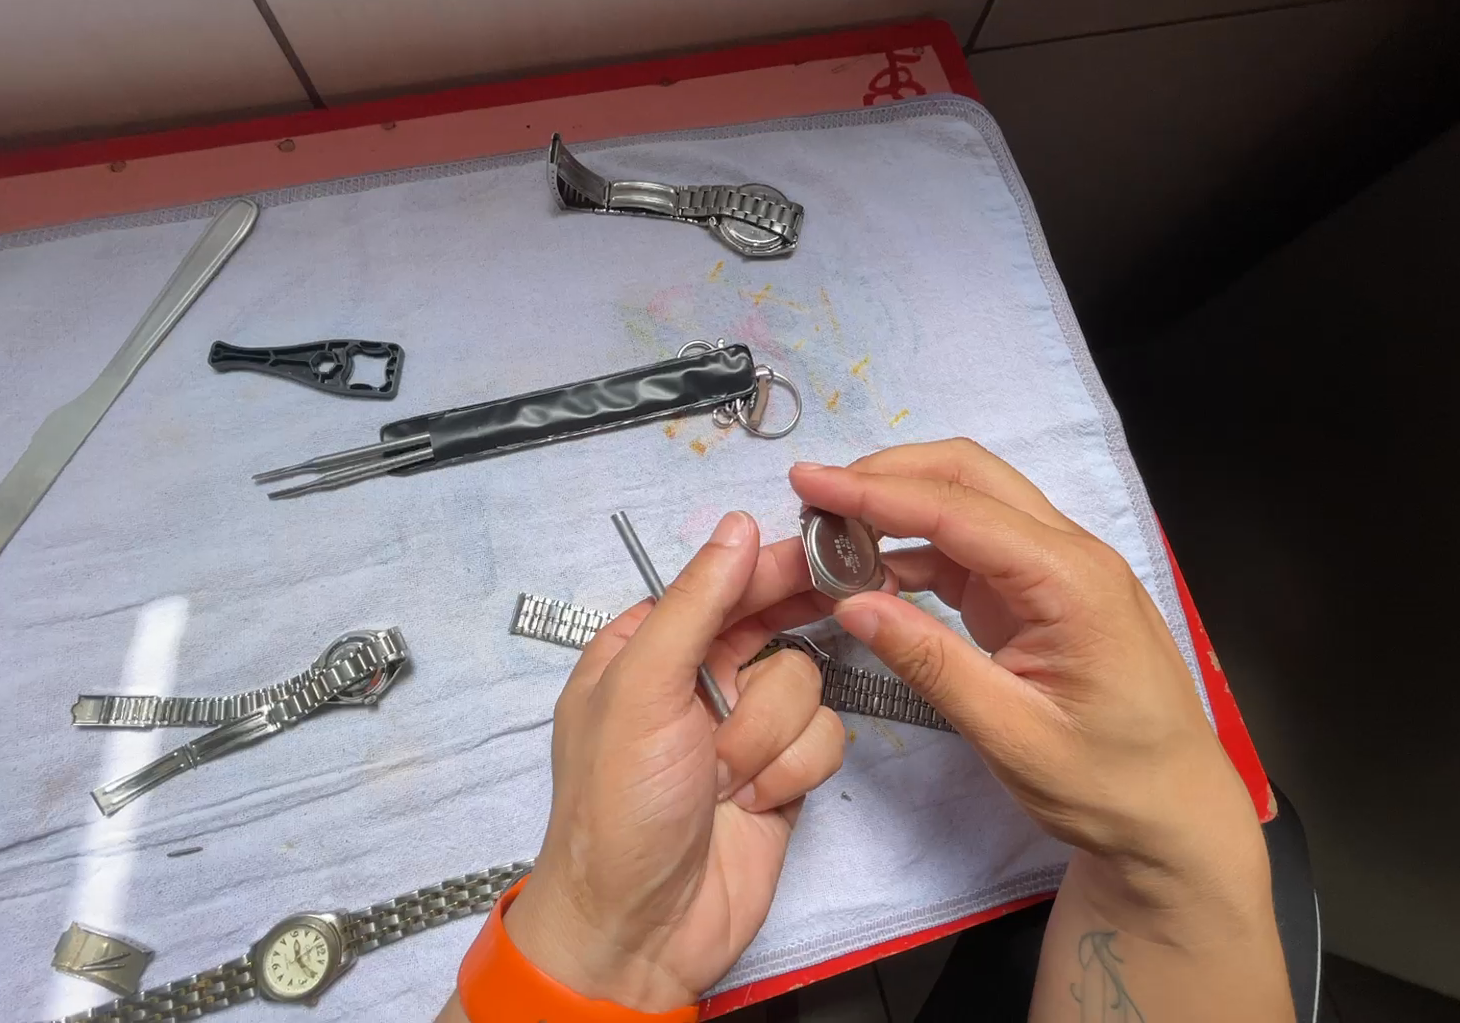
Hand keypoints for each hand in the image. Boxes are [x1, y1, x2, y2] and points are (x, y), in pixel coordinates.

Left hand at [500, 511, 848, 1009]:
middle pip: (772, 623)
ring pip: (805, 683)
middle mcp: (700, 676)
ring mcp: (744, 725)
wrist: (642, 933)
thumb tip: (736, 526)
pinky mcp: (782, 770)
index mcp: (651, 647)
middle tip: (839, 598)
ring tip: (727, 773)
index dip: (769, 565)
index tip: (820, 549)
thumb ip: (694, 604)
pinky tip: (755, 799)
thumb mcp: (642, 690)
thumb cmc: (620, 805)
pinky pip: (823, 737)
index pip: (722, 584)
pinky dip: (792, 770)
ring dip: (769, 731)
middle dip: (790, 626)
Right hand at [789, 440, 1264, 926]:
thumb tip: (849, 603)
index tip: (808, 481)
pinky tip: (874, 569)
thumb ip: (929, 663)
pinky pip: (967, 545)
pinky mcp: (1034, 587)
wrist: (1175, 815)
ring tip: (833, 529)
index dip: (874, 491)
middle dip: (886, 474)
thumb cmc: (1108, 783)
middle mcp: (1065, 552)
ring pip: (967, 499)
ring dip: (898, 502)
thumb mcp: (1011, 736)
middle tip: (817, 496)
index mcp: (1069, 580)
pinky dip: (914, 545)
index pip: (956, 509)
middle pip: (967, 475)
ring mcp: (1051, 566)